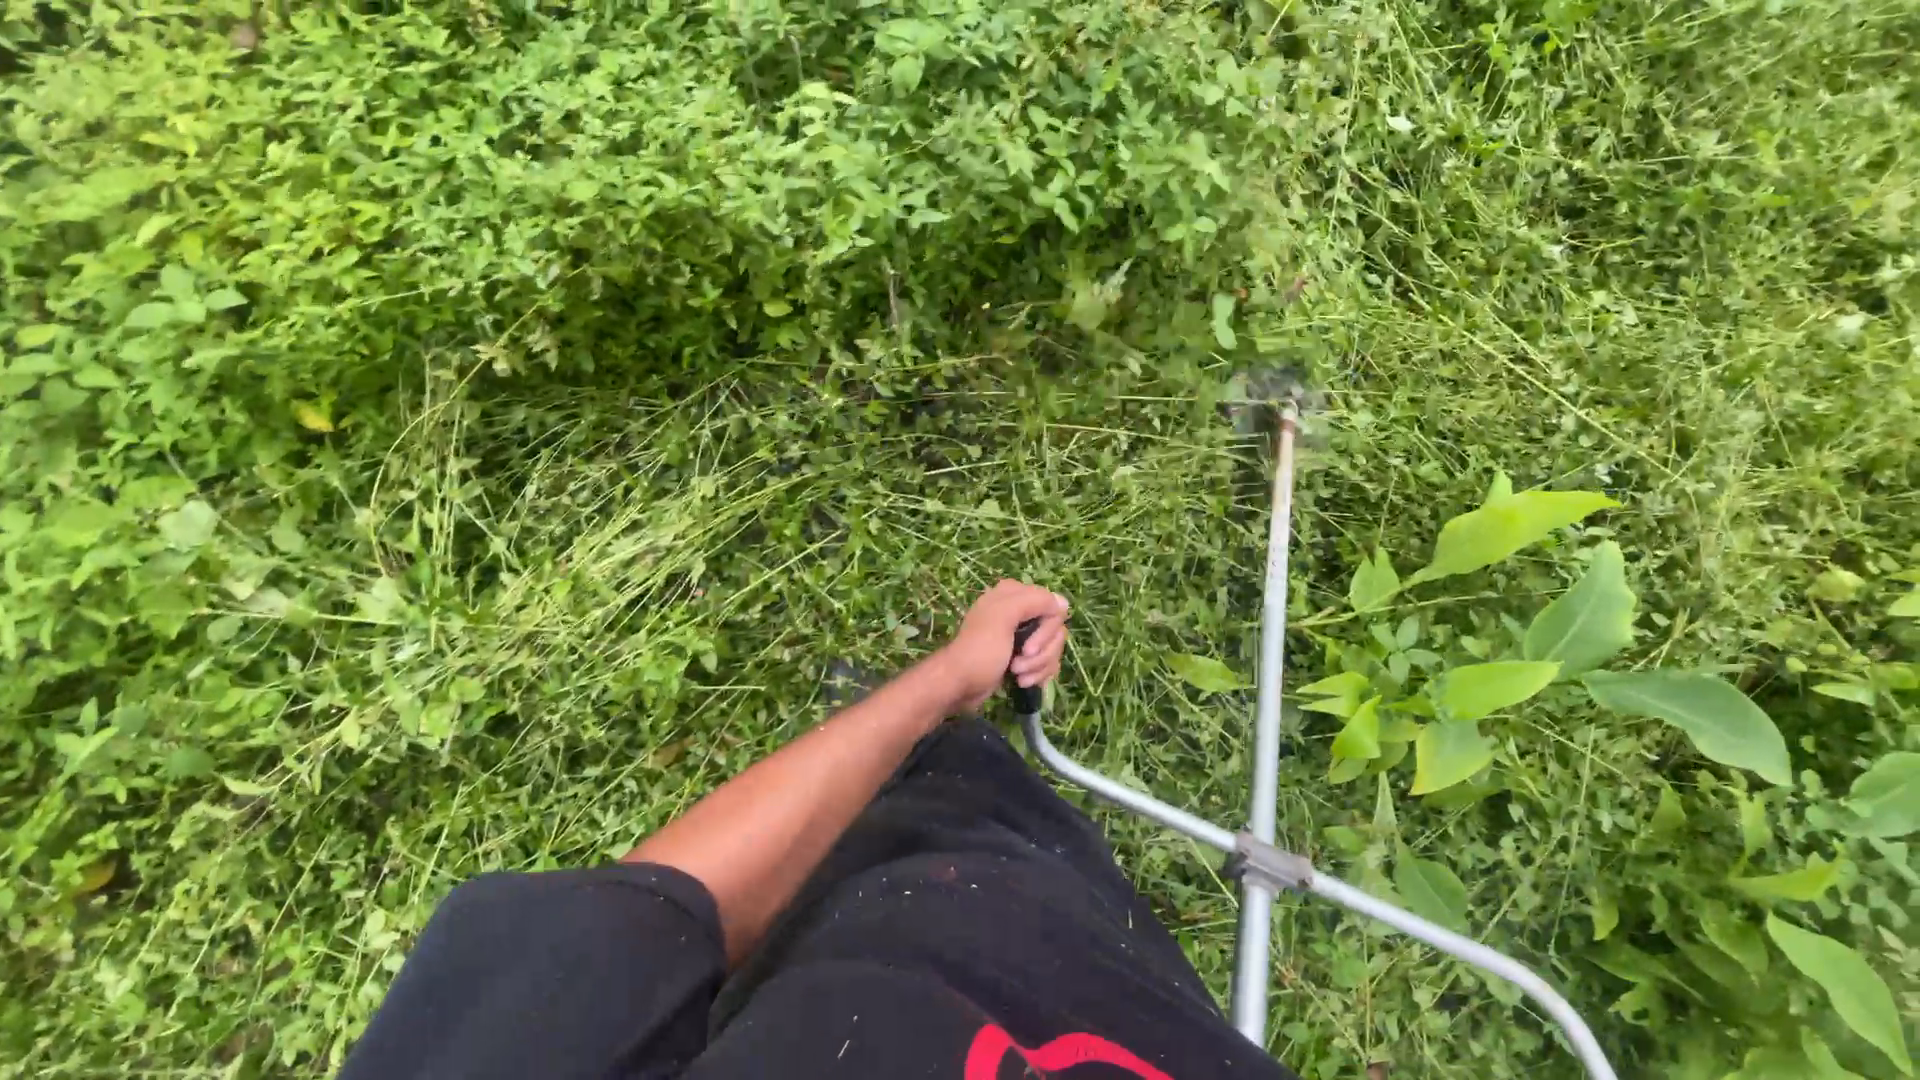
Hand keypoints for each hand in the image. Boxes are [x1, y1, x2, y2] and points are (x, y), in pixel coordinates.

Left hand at [933, 579, 1070, 711]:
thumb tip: (1063, 603)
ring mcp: (1021, 635)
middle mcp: (1019, 611)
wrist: (960, 685)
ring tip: (1017, 675)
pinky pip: (1047, 662)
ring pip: (1052, 649)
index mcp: (1014, 595)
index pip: (1054, 607)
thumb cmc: (980, 650)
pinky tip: (1021, 681)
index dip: (1047, 630)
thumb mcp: (1003, 617)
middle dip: (1042, 653)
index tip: (1028, 647)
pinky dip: (1038, 674)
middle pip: (1056, 631)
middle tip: (1019, 663)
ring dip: (1038, 666)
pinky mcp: (1022, 656)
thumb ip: (1034, 601)